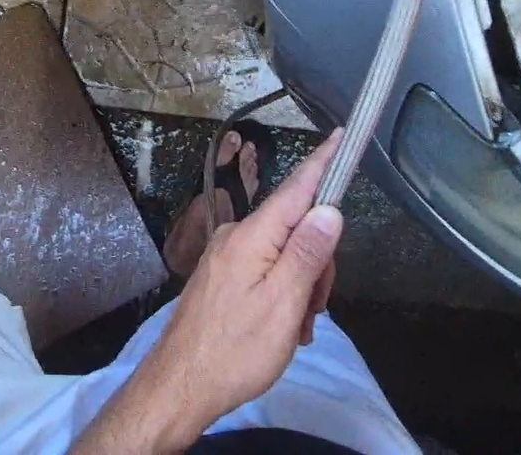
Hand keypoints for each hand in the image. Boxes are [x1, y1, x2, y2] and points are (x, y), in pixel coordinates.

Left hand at [72, 135, 345, 452]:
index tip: (340, 135)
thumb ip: (307, 254)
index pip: (296, 188)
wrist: (179, 387)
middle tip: (312, 307)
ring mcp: (228, 254)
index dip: (322, 162)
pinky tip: (281, 327)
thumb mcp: (282, 305)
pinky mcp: (224, 274)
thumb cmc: (235, 350)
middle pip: (296, 226)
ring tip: (293, 327)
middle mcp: (237, 235)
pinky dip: (283, 293)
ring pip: (284, 252)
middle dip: (316, 262)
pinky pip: (266, 269)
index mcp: (252, 236)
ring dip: (300, 286)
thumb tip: (330, 208)